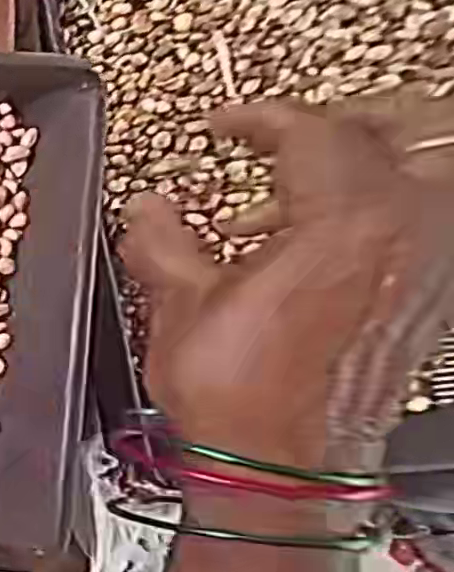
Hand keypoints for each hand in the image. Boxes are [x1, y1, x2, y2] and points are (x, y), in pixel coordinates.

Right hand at [120, 98, 453, 470]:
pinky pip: (416, 218)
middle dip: (340, 124)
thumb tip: (147, 206)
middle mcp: (413, 231)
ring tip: (265, 205)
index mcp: (347, 225)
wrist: (283, 452)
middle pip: (413, 132)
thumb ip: (163, 241)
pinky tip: (295, 245)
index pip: (319, 136)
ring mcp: (433, 260)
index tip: (224, 121)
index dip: (263, 119)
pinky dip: (363, 208)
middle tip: (274, 136)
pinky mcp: (428, 289)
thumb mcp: (177, 303)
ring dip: (350, 169)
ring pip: (423, 173)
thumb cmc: (234, 385)